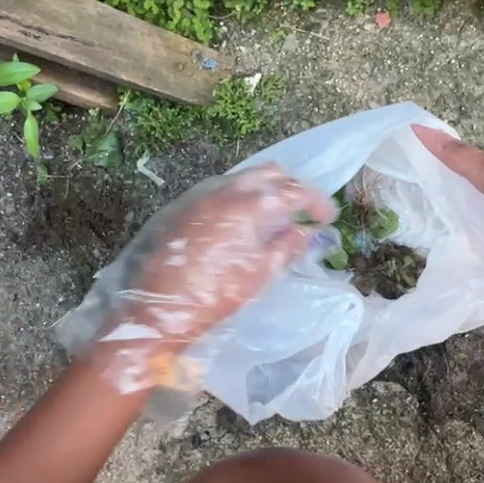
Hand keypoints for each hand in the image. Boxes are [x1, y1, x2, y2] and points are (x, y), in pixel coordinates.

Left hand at [91, 163, 334, 387]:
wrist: (155, 309)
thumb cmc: (213, 295)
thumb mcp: (260, 274)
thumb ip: (288, 246)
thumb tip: (310, 232)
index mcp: (248, 204)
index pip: (293, 191)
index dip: (316, 202)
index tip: (328, 217)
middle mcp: (224, 189)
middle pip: (269, 173)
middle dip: (291, 188)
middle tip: (303, 214)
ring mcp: (200, 194)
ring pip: (243, 178)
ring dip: (264, 191)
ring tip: (274, 219)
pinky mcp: (183, 206)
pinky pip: (221, 190)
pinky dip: (240, 198)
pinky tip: (243, 225)